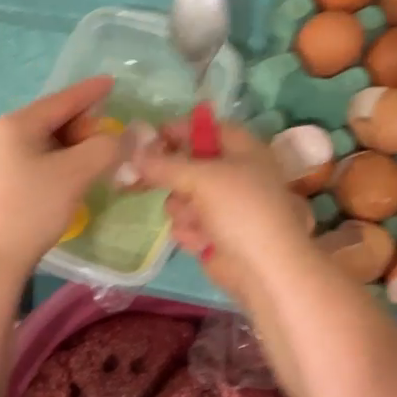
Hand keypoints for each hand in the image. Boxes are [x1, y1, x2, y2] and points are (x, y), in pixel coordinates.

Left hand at [0, 76, 123, 269]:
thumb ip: (106, 147)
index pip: (62, 100)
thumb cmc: (34, 207)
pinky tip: (78, 176)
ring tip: (99, 163)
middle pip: (57, 120)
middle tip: (111, 146)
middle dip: (87, 128)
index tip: (113, 83)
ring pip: (51, 142)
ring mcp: (4, 158)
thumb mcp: (76, 172)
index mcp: (18, 124)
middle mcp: (7, 134)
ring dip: (78, 148)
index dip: (90, 92)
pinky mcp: (8, 181)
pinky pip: (44, 160)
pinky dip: (65, 162)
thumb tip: (125, 137)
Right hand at [133, 123, 319, 305]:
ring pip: (182, 198)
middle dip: (173, 178)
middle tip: (146, 178)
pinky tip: (201, 241)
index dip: (180, 130)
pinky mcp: (213, 234)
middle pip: (189, 165)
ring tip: (196, 220)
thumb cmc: (241, 210)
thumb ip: (164, 164)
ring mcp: (223, 207)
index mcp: (244, 151)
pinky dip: (191, 232)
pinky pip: (187, 224)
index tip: (149, 138)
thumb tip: (135, 152)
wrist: (262, 268)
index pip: (208, 129)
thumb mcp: (202, 177)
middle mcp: (234, 176)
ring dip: (183, 210)